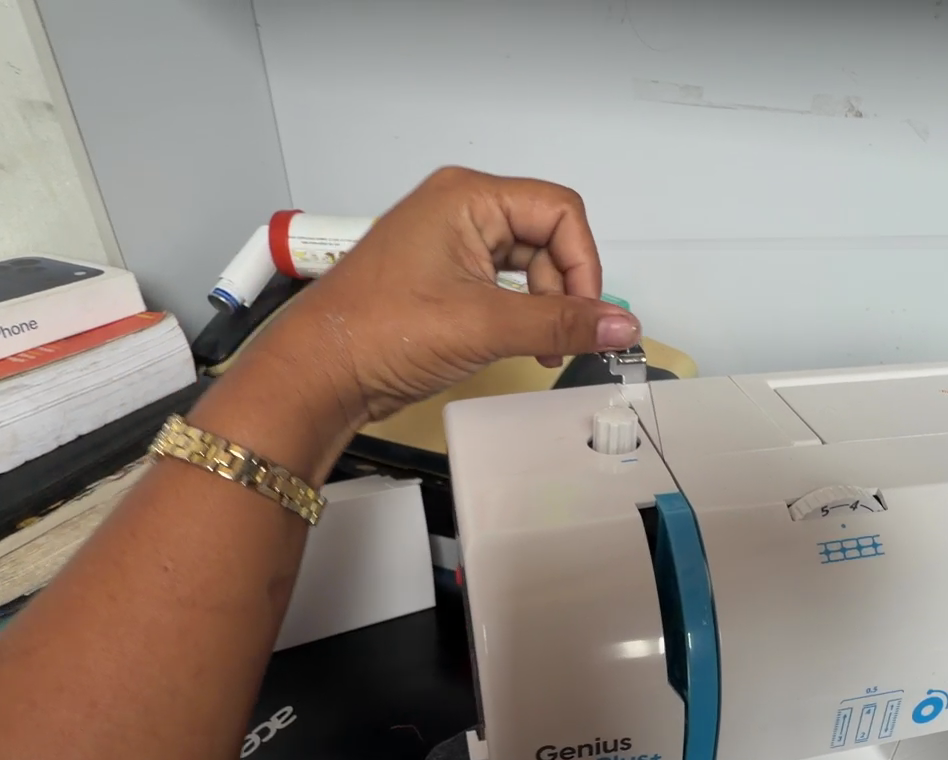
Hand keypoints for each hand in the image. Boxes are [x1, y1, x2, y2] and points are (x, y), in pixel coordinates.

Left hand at [257, 167, 641, 425]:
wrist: (324, 373)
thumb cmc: (380, 332)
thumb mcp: (485, 325)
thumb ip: (561, 323)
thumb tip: (624, 325)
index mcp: (468, 198)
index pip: (560, 212)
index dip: (583, 264)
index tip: (587, 314)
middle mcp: (462, 212)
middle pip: (548, 239)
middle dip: (563, 292)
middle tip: (562, 338)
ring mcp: (454, 247)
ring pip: (529, 267)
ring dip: (546, 309)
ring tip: (541, 351)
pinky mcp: (449, 280)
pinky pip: (506, 288)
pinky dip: (523, 317)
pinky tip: (524, 346)